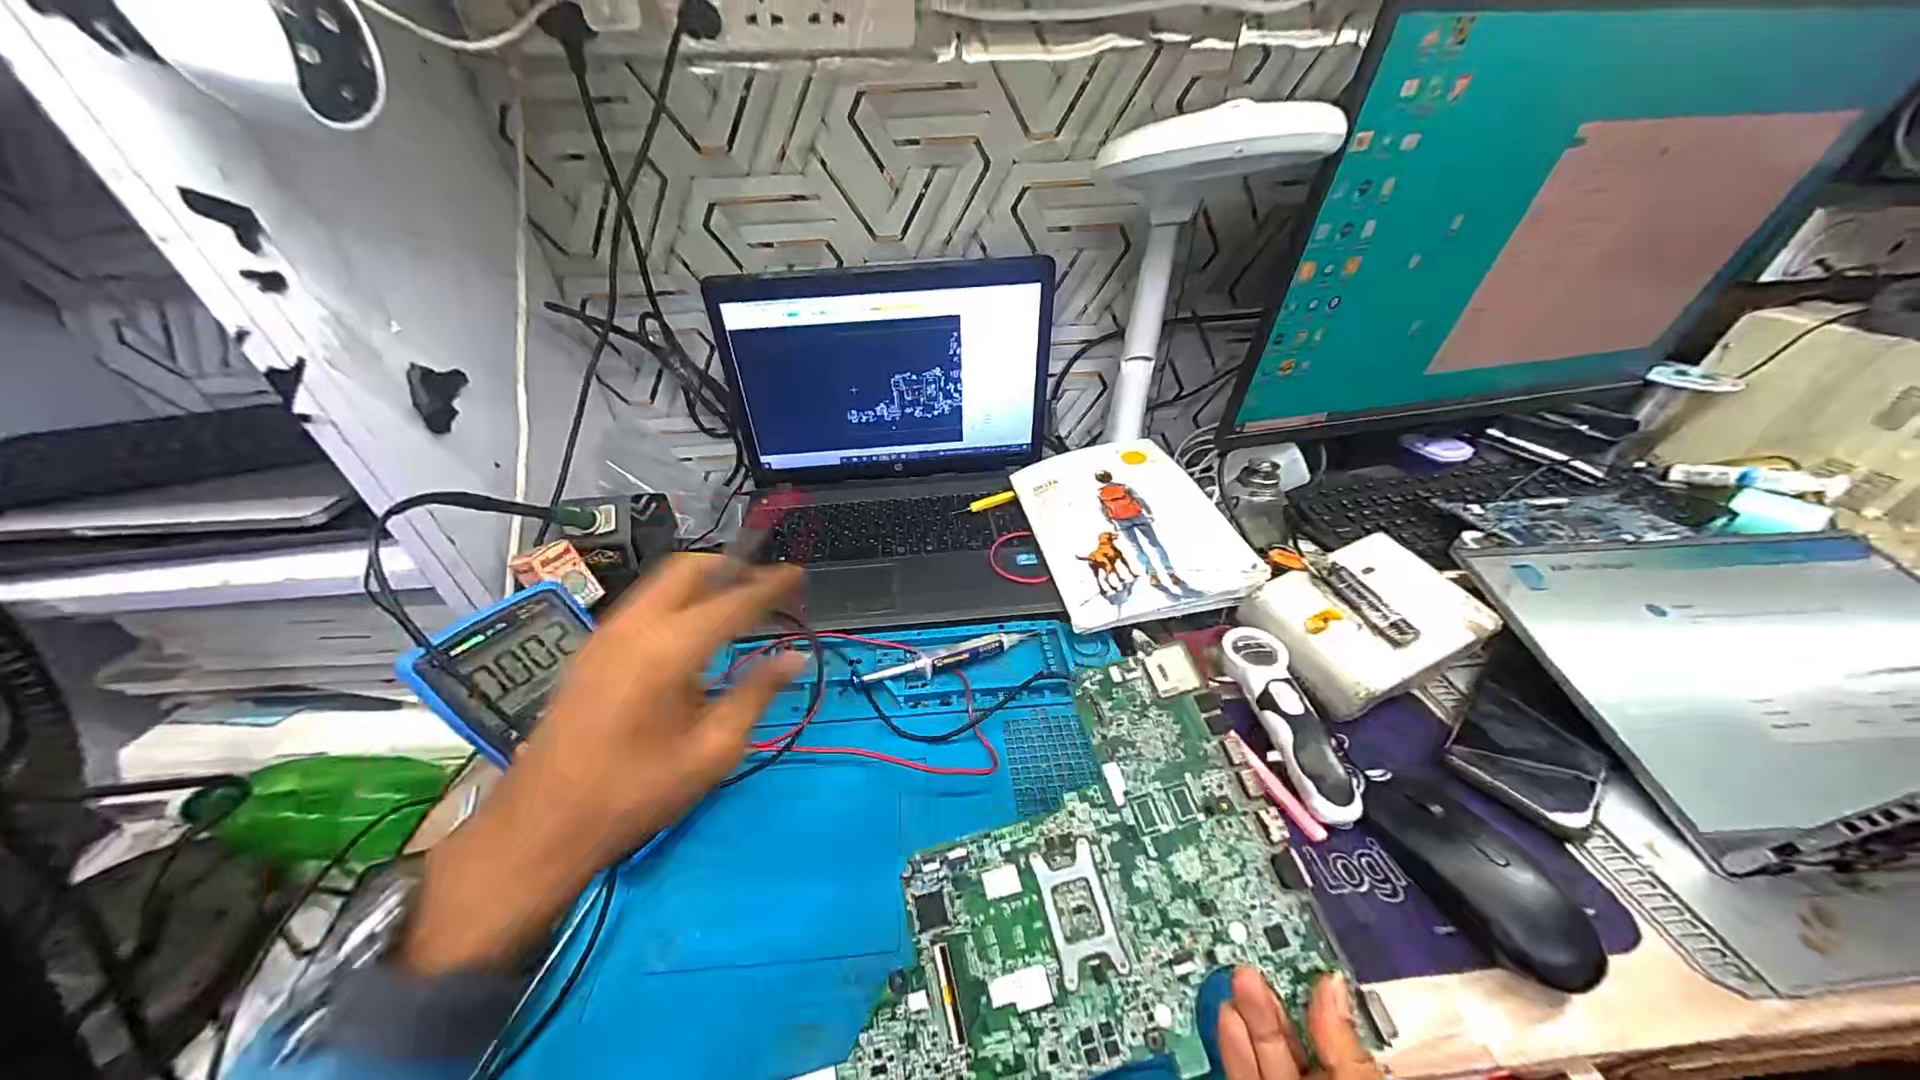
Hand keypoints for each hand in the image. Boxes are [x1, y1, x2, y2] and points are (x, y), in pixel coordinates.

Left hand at [401, 555, 804, 974]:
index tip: (798, 574)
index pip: (732, 601)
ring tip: (736, 604)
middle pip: (688, 569)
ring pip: (661, 583)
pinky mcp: (590, 650)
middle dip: (732, 568)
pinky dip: (677, 600)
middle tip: (766, 585)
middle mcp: (634, 627)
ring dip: (703, 582)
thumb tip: (793, 657)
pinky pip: (643, 604)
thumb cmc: (636, 792)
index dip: (770, 585)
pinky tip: (693, 632)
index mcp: (668, 650)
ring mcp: (605, 635)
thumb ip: (755, 694)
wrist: (541, 825)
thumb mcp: (711, 752)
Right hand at [1217, 969, 1380, 1079]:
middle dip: (1273, 999)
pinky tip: (1227, 1017)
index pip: (1336, 1030)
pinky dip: (1234, 1047)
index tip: (1297, 958)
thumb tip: (1332, 982)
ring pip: (1266, 1052)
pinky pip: (1244, 1074)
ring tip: (1239, 978)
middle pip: (1294, 1037)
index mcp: (1354, 1076)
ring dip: (1250, 1014)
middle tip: (1258, 964)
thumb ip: (1344, 1045)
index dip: (1316, 994)